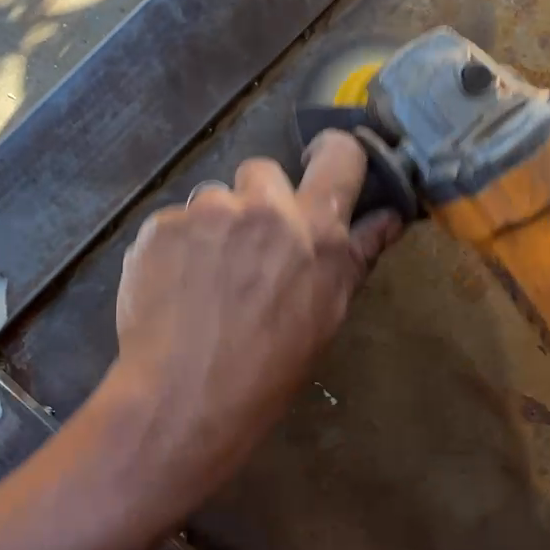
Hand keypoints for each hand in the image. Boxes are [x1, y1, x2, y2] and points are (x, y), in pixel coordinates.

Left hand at [107, 130, 401, 504]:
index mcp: (318, 231)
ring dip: (212, 225)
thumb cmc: (265, 372)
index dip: (331, 152)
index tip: (319, 162)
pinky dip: (174, 247)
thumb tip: (388, 218)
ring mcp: (209, 212)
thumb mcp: (325, 317)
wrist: (181, 397)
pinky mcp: (162, 224)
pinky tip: (171, 288)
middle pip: (263, 170)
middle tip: (246, 245)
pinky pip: (173, 222)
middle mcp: (266, 209)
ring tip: (201, 277)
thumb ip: (352, 257)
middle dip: (256, 198)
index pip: (342, 155)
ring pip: (213, 197)